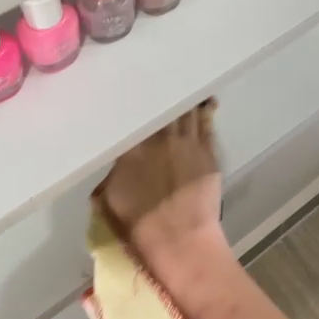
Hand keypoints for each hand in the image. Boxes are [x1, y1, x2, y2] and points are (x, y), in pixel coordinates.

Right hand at [98, 100, 228, 284]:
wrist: (181, 240)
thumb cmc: (141, 226)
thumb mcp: (111, 199)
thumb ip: (113, 171)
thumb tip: (116, 158)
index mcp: (132, 149)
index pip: (133, 117)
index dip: (134, 104)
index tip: (134, 92)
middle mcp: (160, 139)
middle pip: (162, 108)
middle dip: (162, 94)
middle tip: (160, 79)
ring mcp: (187, 143)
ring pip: (185, 111)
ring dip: (184, 98)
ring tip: (185, 82)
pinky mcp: (208, 151)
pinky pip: (206, 123)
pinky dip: (205, 110)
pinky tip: (206, 100)